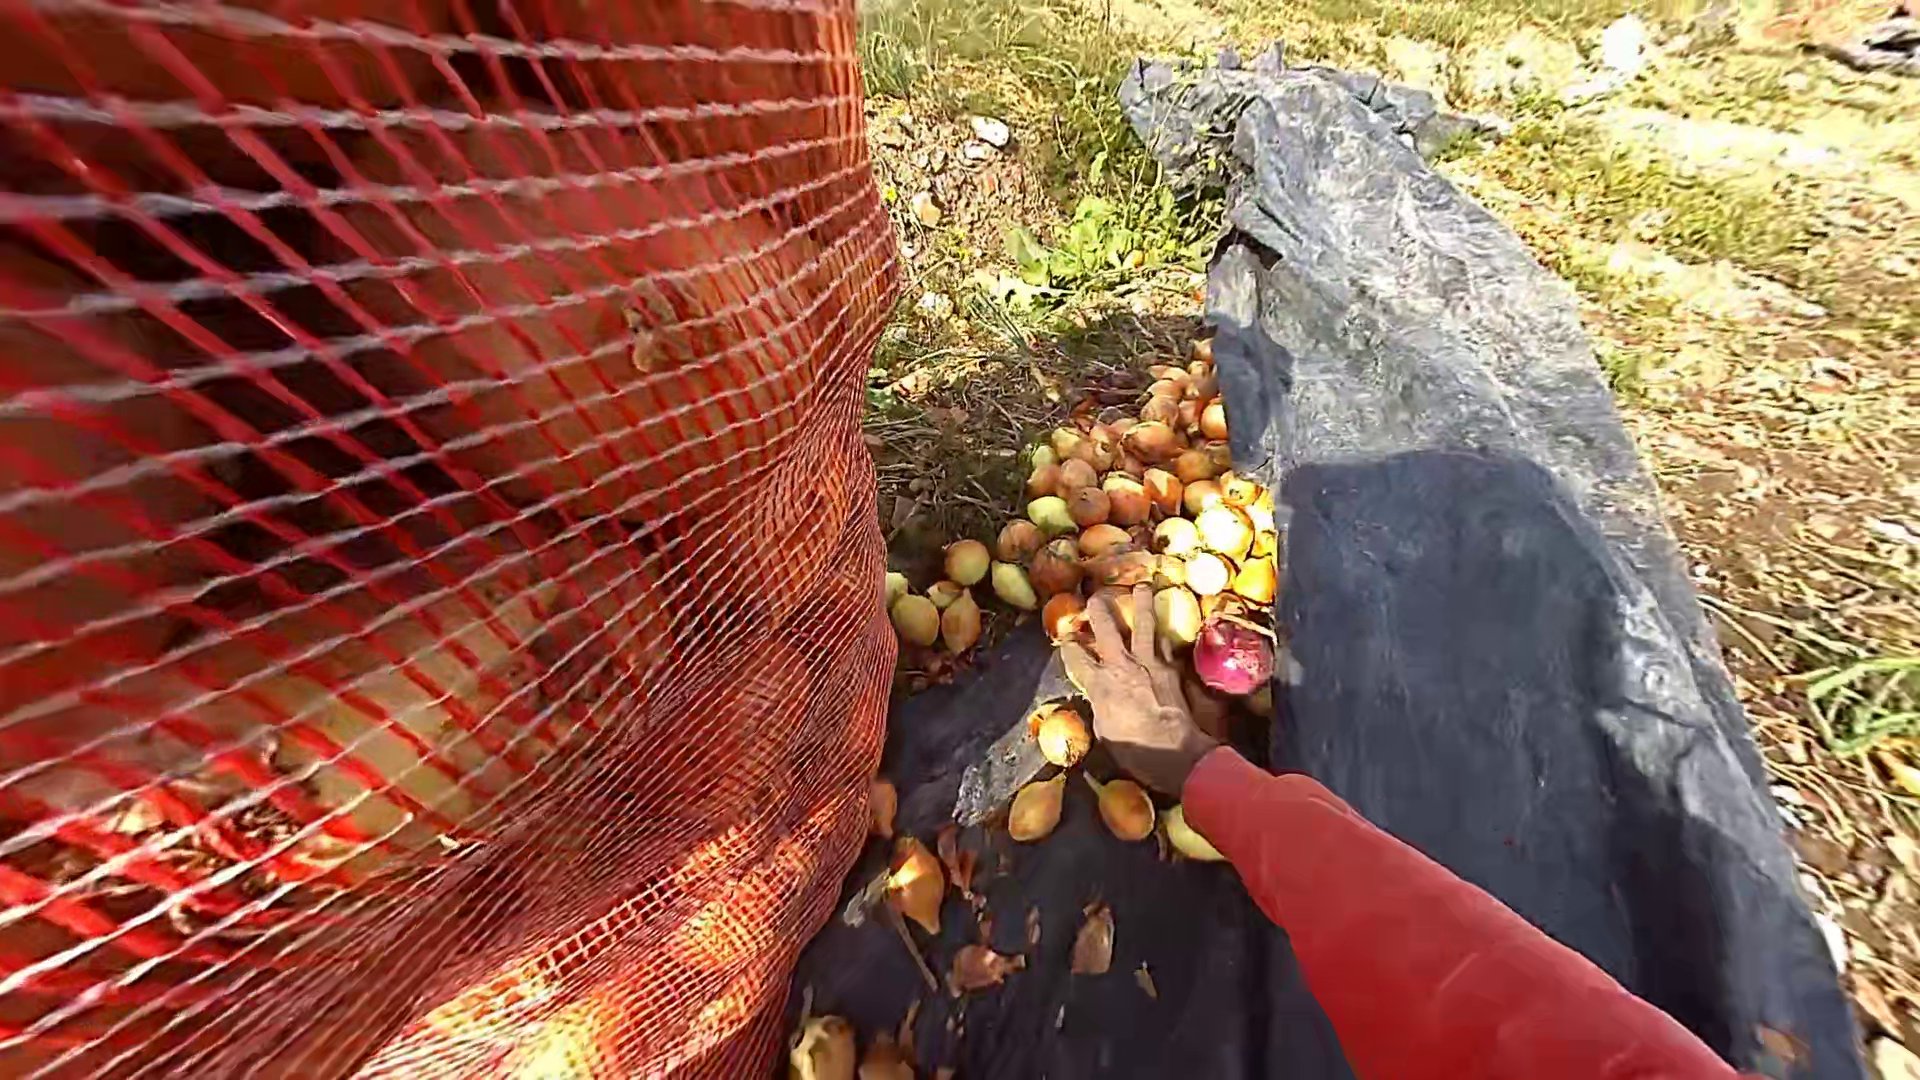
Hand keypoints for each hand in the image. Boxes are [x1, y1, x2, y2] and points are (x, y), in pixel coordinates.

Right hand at [1061, 584, 1218, 794]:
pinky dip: (1161, 634)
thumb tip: (1097, 694)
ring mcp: (1149, 662)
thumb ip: (1098, 703)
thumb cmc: (1135, 750)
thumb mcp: (1104, 730)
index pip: (1075, 655)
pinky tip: (1162, 628)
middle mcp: (1121, 664)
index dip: (1068, 645)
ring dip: (1142, 603)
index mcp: (1099, 682)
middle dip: (1097, 610)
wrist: (1177, 753)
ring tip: (1143, 586)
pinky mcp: (1171, 668)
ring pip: (1143, 624)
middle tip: (1095, 598)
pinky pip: (1164, 643)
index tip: (1066, 638)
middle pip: (1105, 627)